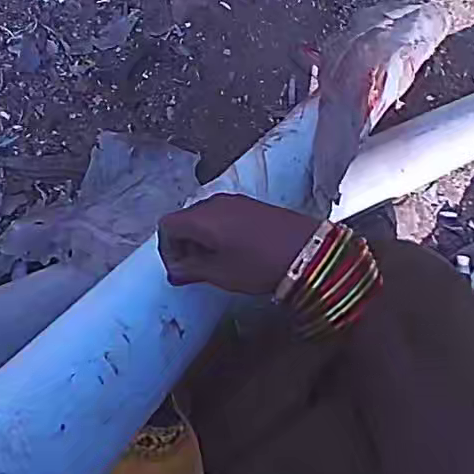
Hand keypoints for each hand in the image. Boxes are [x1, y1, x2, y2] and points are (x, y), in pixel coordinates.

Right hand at [157, 194, 318, 295]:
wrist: (307, 249)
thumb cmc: (259, 264)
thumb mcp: (221, 273)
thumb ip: (192, 269)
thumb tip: (175, 271)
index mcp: (202, 217)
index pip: (167, 225)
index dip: (166, 249)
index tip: (179, 269)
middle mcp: (215, 202)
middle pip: (184, 218)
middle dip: (183, 243)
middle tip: (194, 269)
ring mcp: (235, 200)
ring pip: (203, 216)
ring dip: (201, 238)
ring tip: (214, 263)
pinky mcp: (251, 204)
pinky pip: (222, 213)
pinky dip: (217, 231)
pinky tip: (233, 251)